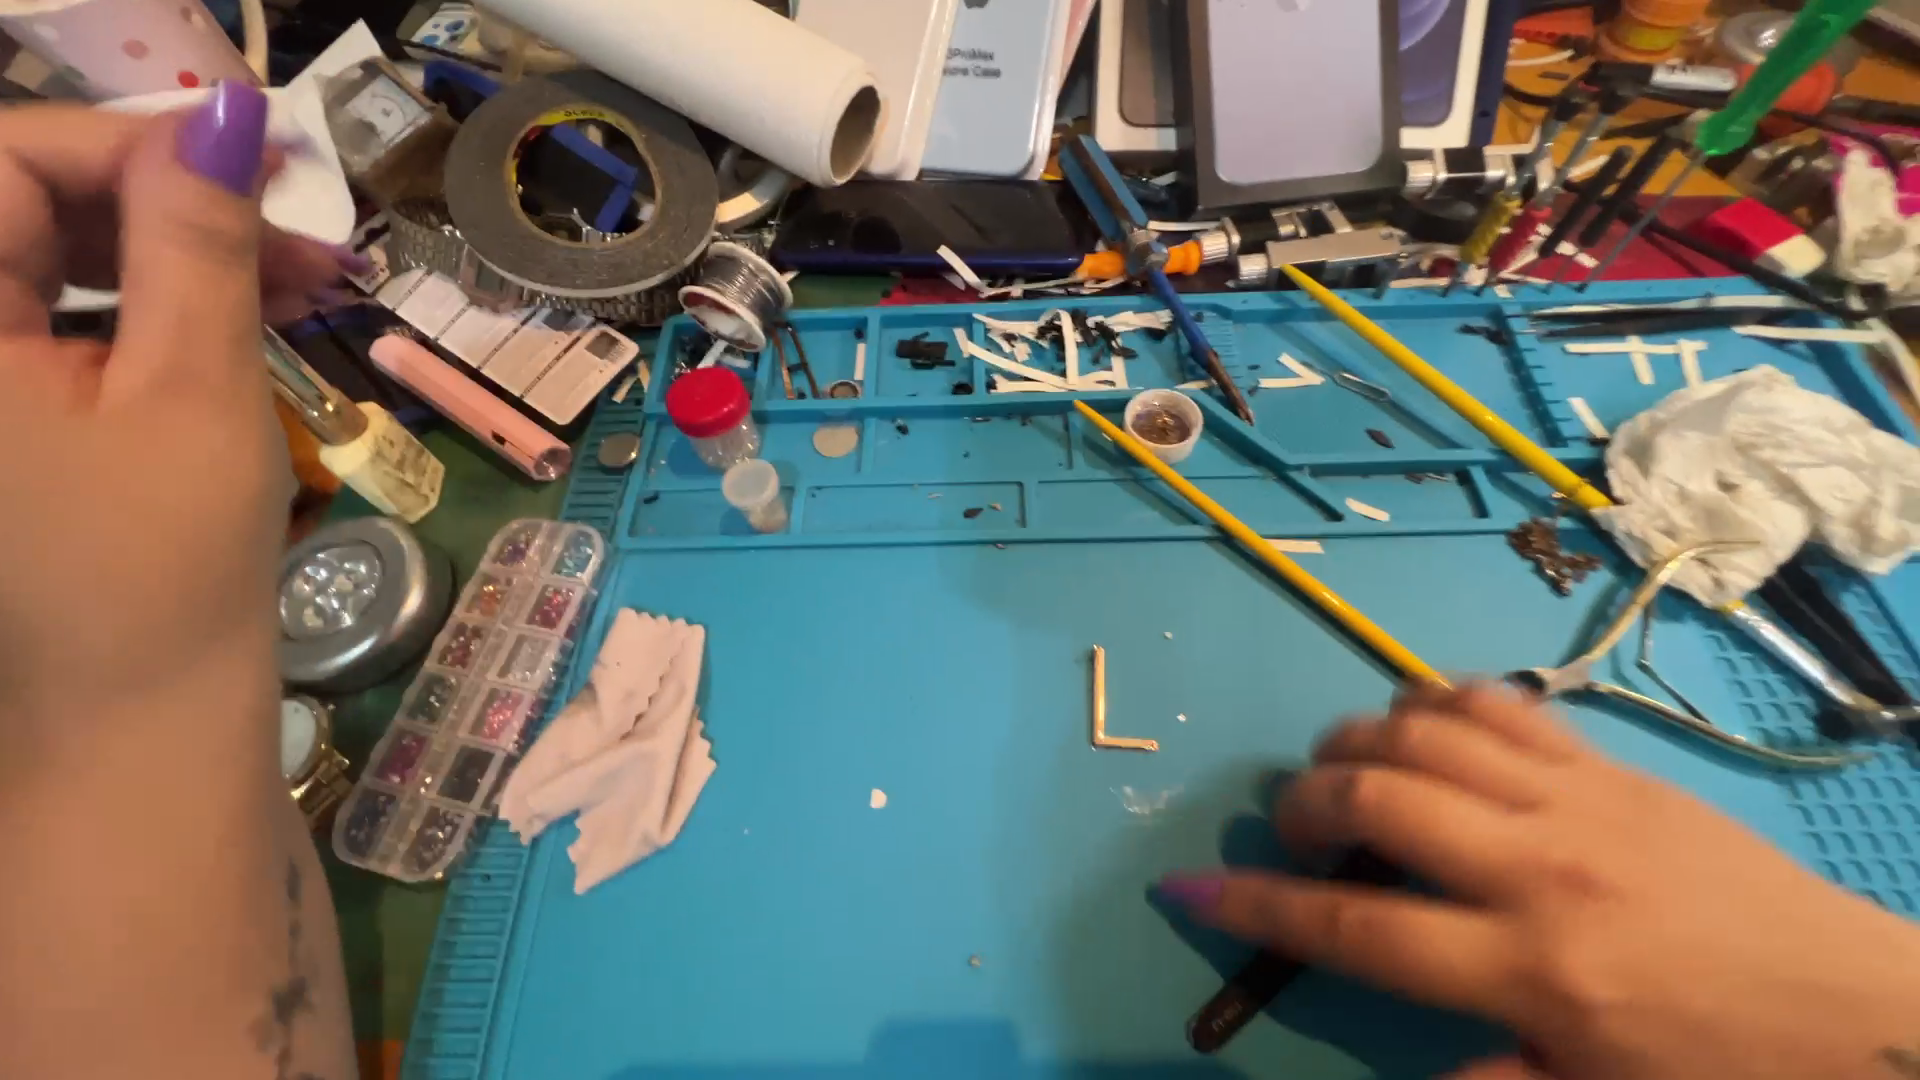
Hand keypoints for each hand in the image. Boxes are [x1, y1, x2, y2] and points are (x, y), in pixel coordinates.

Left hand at [0, 87, 358, 717]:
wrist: (141, 680)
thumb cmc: (169, 550)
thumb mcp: (197, 390)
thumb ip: (201, 248)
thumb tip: (235, 120)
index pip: (3, 156)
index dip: (140, 144)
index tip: (271, 161)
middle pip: (27, 196)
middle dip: (176, 203)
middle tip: (309, 243)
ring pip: (56, 245)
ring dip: (182, 249)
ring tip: (304, 284)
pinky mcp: (1, 385)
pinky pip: (70, 299)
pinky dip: (161, 294)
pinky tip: (248, 312)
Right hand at [1160, 682, 1919, 1079]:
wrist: (1895, 1024)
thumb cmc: (1728, 1075)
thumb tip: (1385, 1074)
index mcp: (1532, 969)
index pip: (1355, 929)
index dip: (1256, 908)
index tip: (1185, 889)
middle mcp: (1537, 868)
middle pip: (1373, 796)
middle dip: (1301, 802)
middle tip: (1294, 823)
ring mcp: (1573, 799)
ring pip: (1419, 729)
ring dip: (1353, 740)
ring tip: (1345, 768)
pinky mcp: (1605, 764)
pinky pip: (1490, 701)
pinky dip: (1432, 701)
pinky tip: (1420, 727)